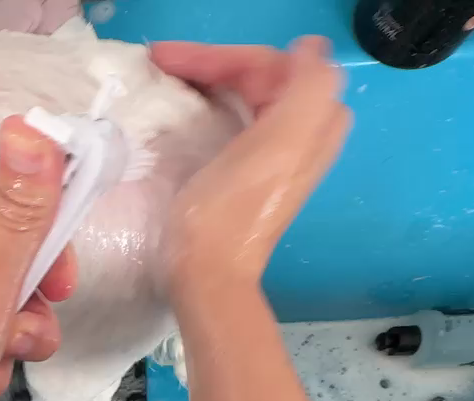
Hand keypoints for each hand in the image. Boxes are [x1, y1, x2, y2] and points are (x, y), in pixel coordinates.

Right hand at [150, 37, 350, 286]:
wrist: (207, 277)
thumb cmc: (229, 212)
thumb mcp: (282, 139)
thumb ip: (309, 82)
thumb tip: (306, 50)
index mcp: (312, 116)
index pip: (266, 63)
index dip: (215, 56)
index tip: (162, 60)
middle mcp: (304, 132)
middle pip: (259, 78)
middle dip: (212, 67)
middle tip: (161, 68)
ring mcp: (277, 158)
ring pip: (246, 99)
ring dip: (209, 88)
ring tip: (170, 87)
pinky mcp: (248, 182)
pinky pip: (235, 125)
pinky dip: (210, 112)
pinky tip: (187, 119)